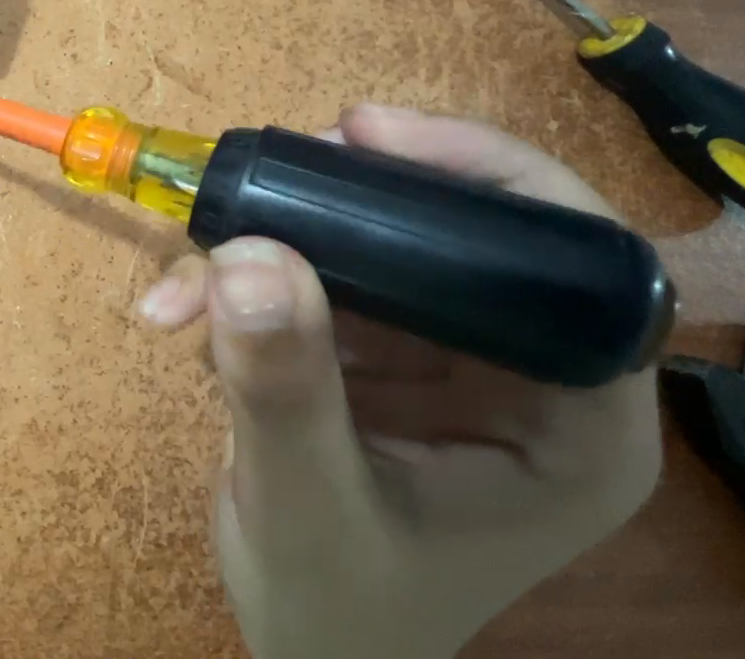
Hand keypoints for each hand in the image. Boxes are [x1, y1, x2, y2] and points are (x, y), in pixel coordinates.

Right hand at [137, 104, 661, 658]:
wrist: (295, 639)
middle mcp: (508, 372)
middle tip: (254, 180)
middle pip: (445, 238)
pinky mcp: (360, 358)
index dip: (484, 179)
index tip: (367, 137)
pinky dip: (232, 287)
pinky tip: (178, 318)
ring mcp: (427, 361)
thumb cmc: (335, 602)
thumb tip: (246, 256)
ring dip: (260, 249)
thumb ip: (283, 387)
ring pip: (356, 254)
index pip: (567, 263)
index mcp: (567, 418)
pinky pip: (302, 285)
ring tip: (178, 289)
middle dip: (338, 207)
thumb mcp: (306, 500)